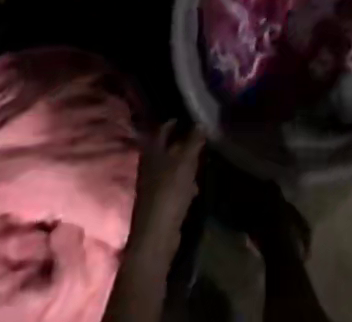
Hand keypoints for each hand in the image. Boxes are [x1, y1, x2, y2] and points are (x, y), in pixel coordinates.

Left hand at [132, 121, 204, 236]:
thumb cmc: (170, 190)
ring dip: (186, 163)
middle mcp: (149, 163)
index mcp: (153, 150)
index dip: (176, 121)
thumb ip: (193, 140)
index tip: (192, 117)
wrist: (156, 234)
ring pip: (171, 165)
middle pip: (167, 147)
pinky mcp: (159, 200)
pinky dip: (184, 182)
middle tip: (202, 138)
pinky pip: (174, 184)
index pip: (164, 127)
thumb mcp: (186, 161)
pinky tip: (195, 187)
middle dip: (184, 142)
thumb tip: (200, 121)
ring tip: (202, 161)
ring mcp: (152, 182)